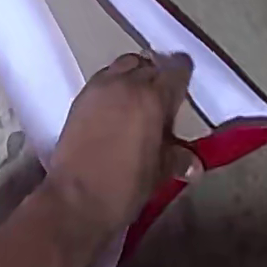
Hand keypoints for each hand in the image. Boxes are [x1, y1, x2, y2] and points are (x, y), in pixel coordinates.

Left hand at [45, 53, 196, 246]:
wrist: (74, 202)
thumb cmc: (125, 186)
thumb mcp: (160, 172)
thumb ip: (178, 158)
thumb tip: (193, 163)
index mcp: (155, 97)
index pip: (177, 69)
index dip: (183, 76)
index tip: (183, 88)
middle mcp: (129, 83)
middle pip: (151, 64)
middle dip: (159, 77)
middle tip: (161, 100)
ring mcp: (102, 87)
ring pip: (126, 64)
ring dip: (135, 74)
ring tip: (136, 98)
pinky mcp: (80, 97)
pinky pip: (104, 77)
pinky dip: (113, 84)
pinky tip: (114, 107)